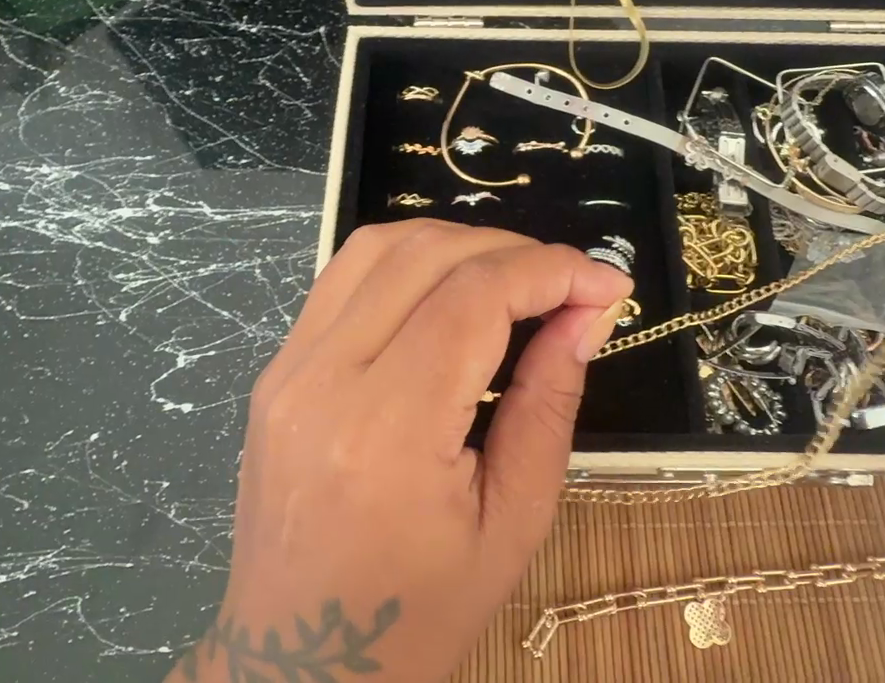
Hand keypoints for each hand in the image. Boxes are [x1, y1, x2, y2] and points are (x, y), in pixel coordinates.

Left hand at [173, 220, 631, 682]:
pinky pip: (345, 277)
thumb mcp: (514, 520)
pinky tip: (449, 291)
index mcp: (386, 431)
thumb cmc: (421, 613)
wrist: (301, 664)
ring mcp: (288, 368)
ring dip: (459, 243)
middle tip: (569, 284)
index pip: (474, 298)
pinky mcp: (276, 369)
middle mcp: (323, 380)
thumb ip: (550, 401)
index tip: (607, 282)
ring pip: (379, 247)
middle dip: (514, 250)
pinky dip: (409, 261)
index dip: (552, 271)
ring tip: (515, 279)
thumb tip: (588, 312)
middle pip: (427, 255)